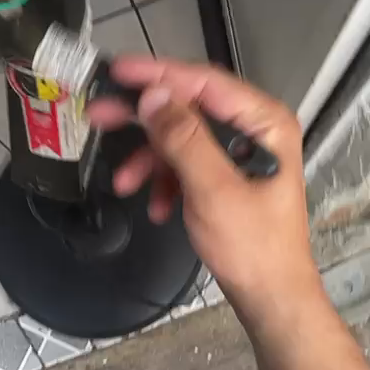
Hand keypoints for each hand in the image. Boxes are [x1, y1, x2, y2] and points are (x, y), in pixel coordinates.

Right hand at [87, 56, 322, 321]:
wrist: (270, 297)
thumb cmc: (253, 247)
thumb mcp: (213, 190)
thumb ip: (183, 139)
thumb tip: (154, 97)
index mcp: (264, 123)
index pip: (204, 84)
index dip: (158, 76)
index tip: (117, 72)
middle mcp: (254, 132)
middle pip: (188, 110)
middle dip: (144, 121)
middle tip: (100, 116)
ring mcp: (240, 157)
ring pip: (182, 142)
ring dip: (151, 162)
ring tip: (124, 184)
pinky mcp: (227, 180)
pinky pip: (187, 169)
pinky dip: (166, 184)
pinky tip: (158, 209)